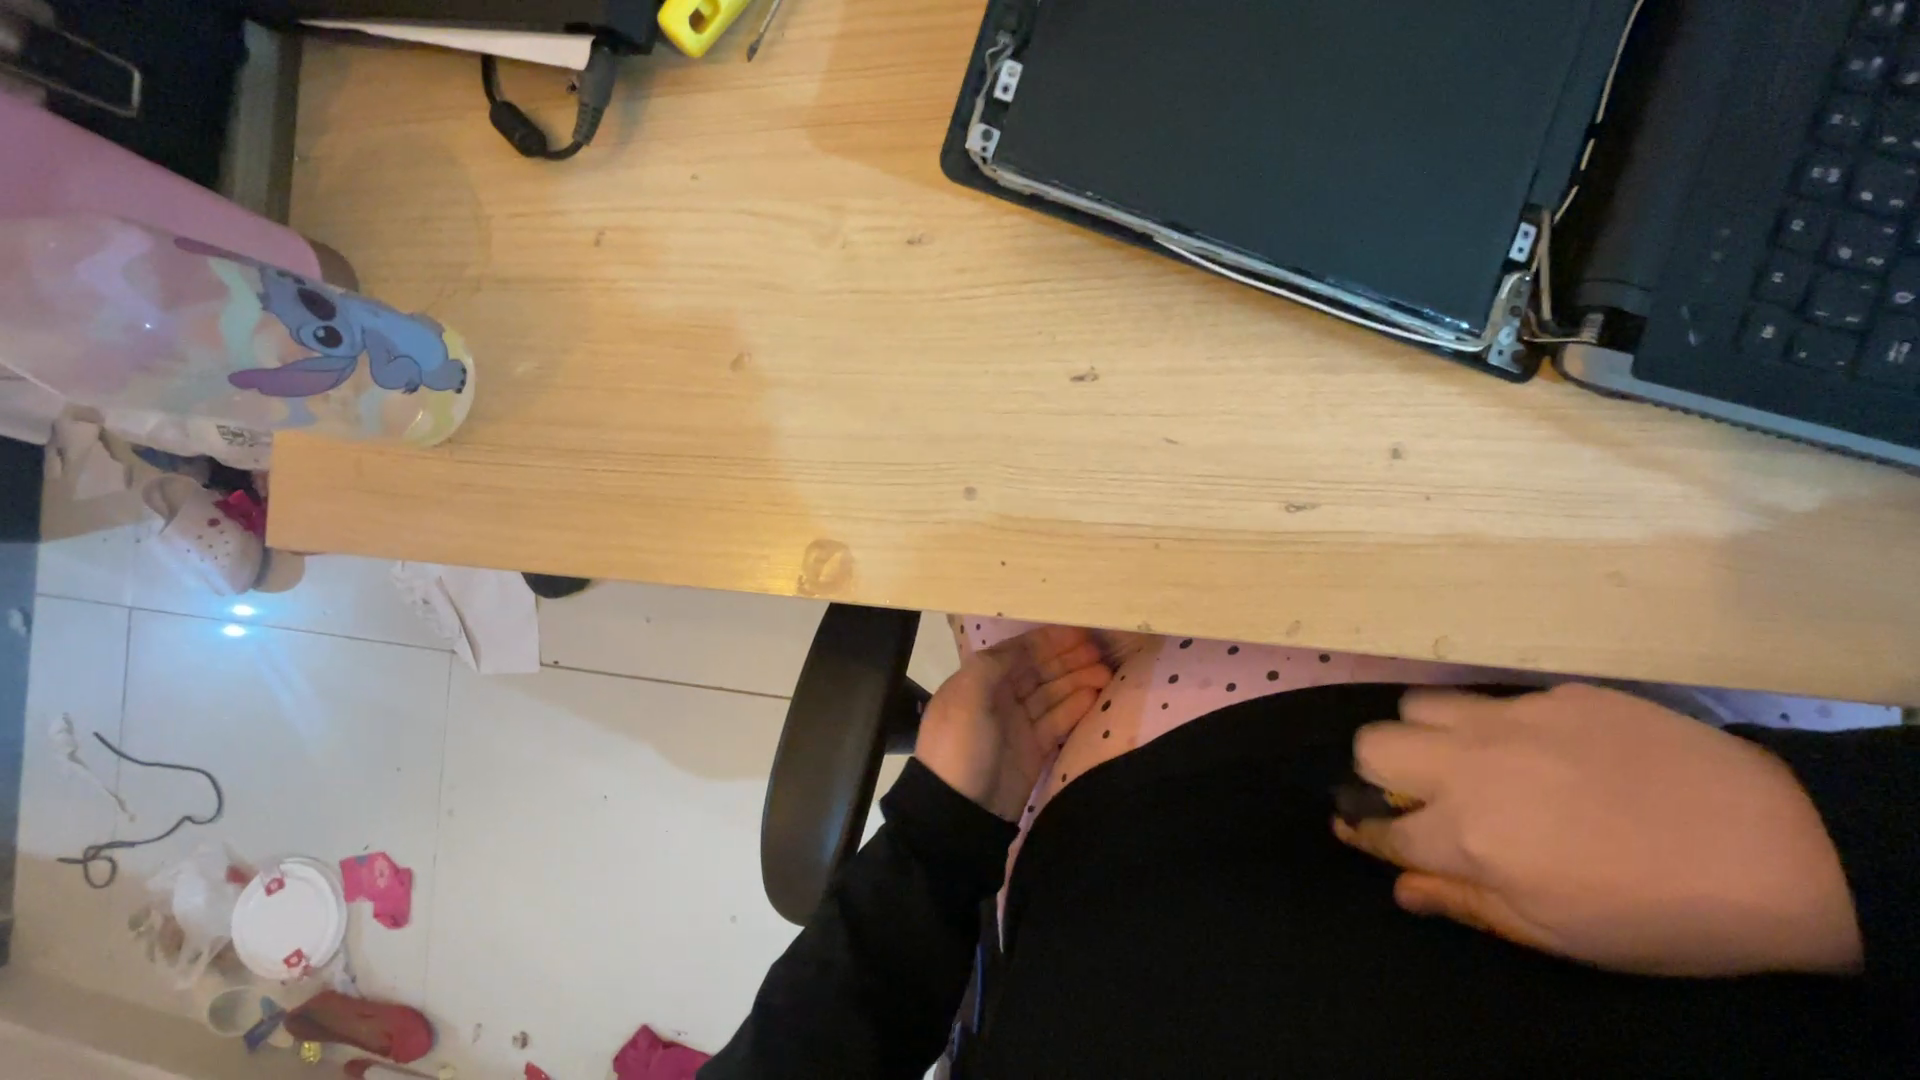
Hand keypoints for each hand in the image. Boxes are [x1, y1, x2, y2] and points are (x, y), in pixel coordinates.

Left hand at [916, 625, 1111, 820]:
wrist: (960, 809)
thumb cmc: (961, 744)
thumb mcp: (967, 696)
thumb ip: (994, 664)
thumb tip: (1024, 646)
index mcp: (979, 680)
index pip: (1018, 651)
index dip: (1047, 641)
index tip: (1079, 633)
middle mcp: (999, 697)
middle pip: (1039, 670)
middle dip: (1068, 659)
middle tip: (1100, 652)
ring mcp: (1018, 723)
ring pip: (1052, 693)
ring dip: (1078, 680)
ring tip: (1105, 672)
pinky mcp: (1034, 748)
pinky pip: (1058, 721)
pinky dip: (1076, 707)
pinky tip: (1095, 696)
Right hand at [1336, 684, 1861, 976]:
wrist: (1777, 847)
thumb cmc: (1660, 913)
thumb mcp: (1559, 935)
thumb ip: (1465, 904)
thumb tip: (1400, 887)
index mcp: (1469, 837)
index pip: (1378, 825)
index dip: (1360, 829)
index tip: (1356, 826)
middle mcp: (1470, 768)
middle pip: (1373, 745)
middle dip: (1378, 772)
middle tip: (1420, 794)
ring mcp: (1511, 721)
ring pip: (1417, 705)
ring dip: (1425, 735)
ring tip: (1467, 758)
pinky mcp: (1554, 694)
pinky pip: (1488, 697)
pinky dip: (1490, 724)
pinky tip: (1540, 748)